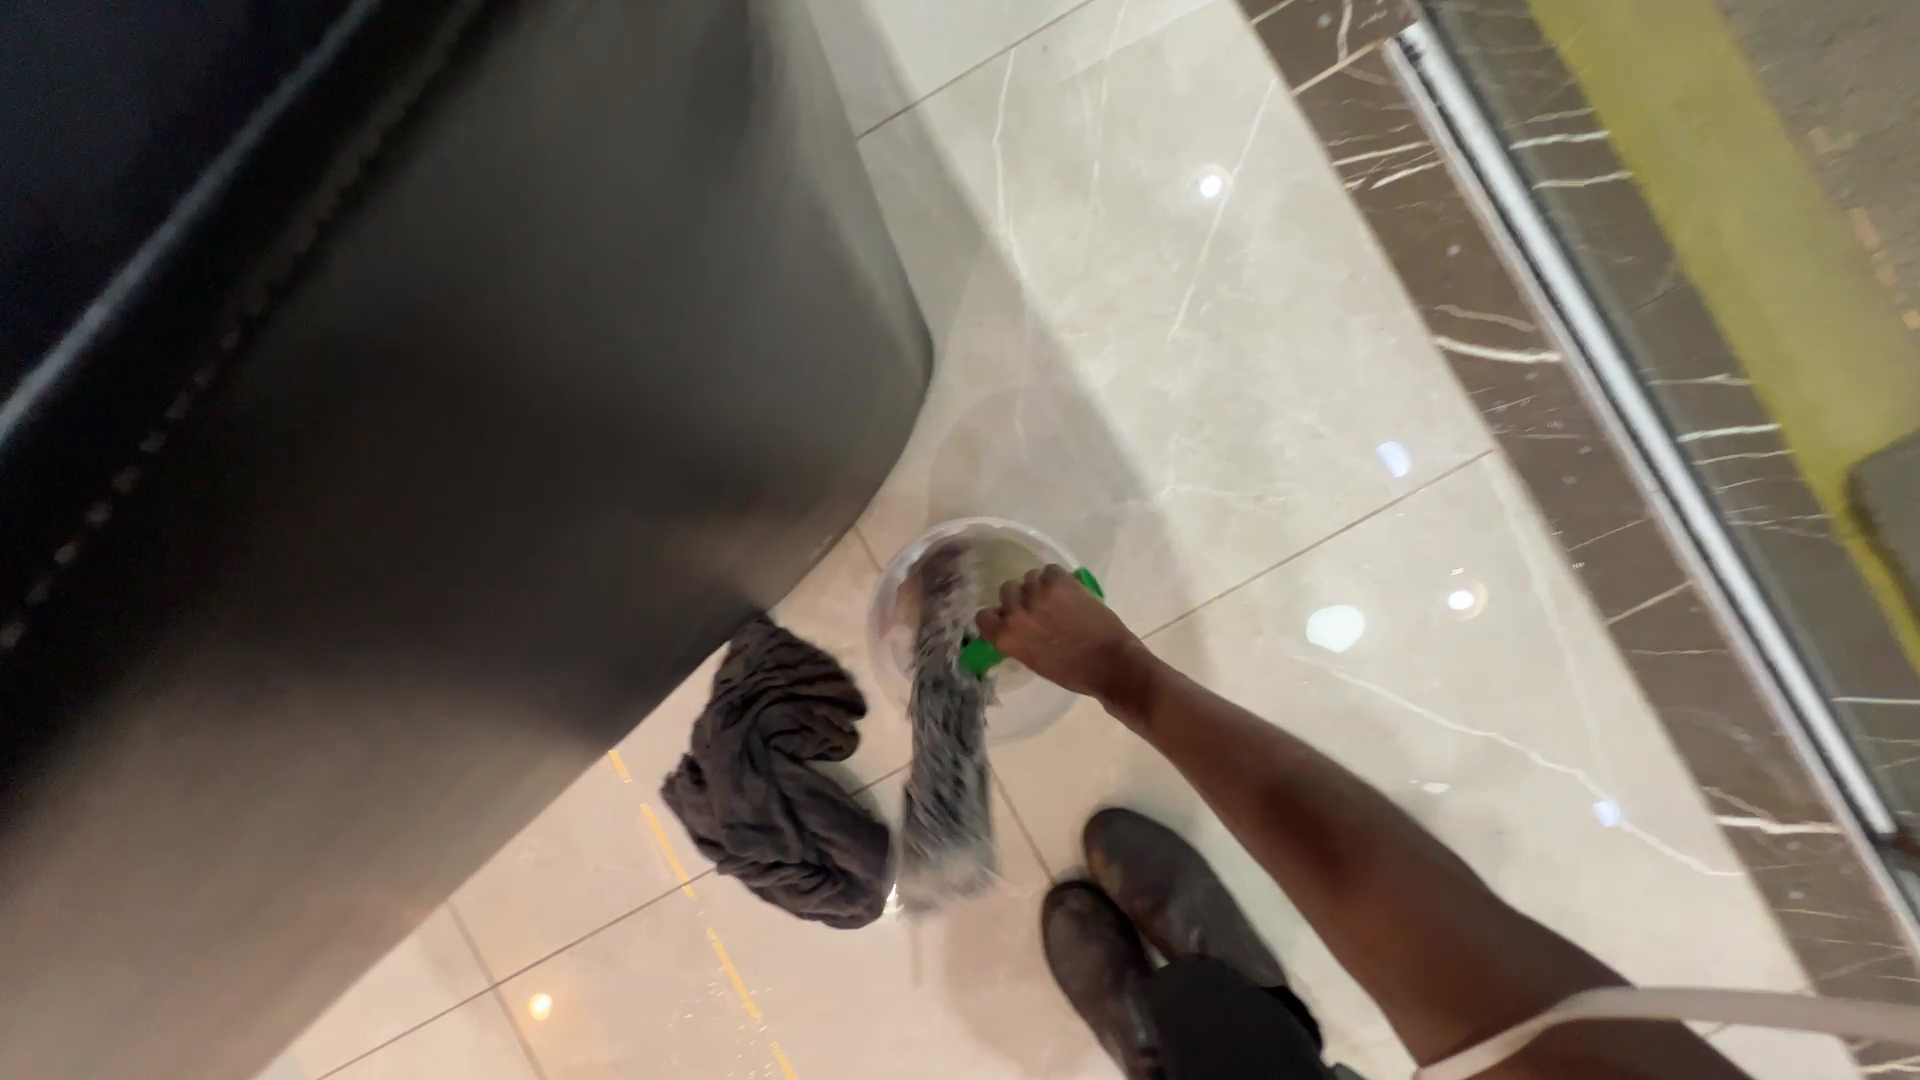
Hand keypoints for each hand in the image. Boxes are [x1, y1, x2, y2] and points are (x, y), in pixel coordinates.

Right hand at [975, 565, 1154, 705]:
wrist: (1109, 664)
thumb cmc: (1072, 673)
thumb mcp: (1033, 661)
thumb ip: (1018, 640)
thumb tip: (1015, 625)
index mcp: (1006, 638)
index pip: (984, 616)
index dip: (998, 614)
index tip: (1010, 617)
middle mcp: (1015, 613)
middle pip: (1007, 590)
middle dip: (1021, 597)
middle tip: (1040, 607)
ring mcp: (1037, 595)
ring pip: (1029, 578)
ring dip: (1041, 586)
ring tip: (1059, 598)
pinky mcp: (1059, 582)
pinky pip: (1050, 570)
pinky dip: (1059, 578)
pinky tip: (1070, 591)